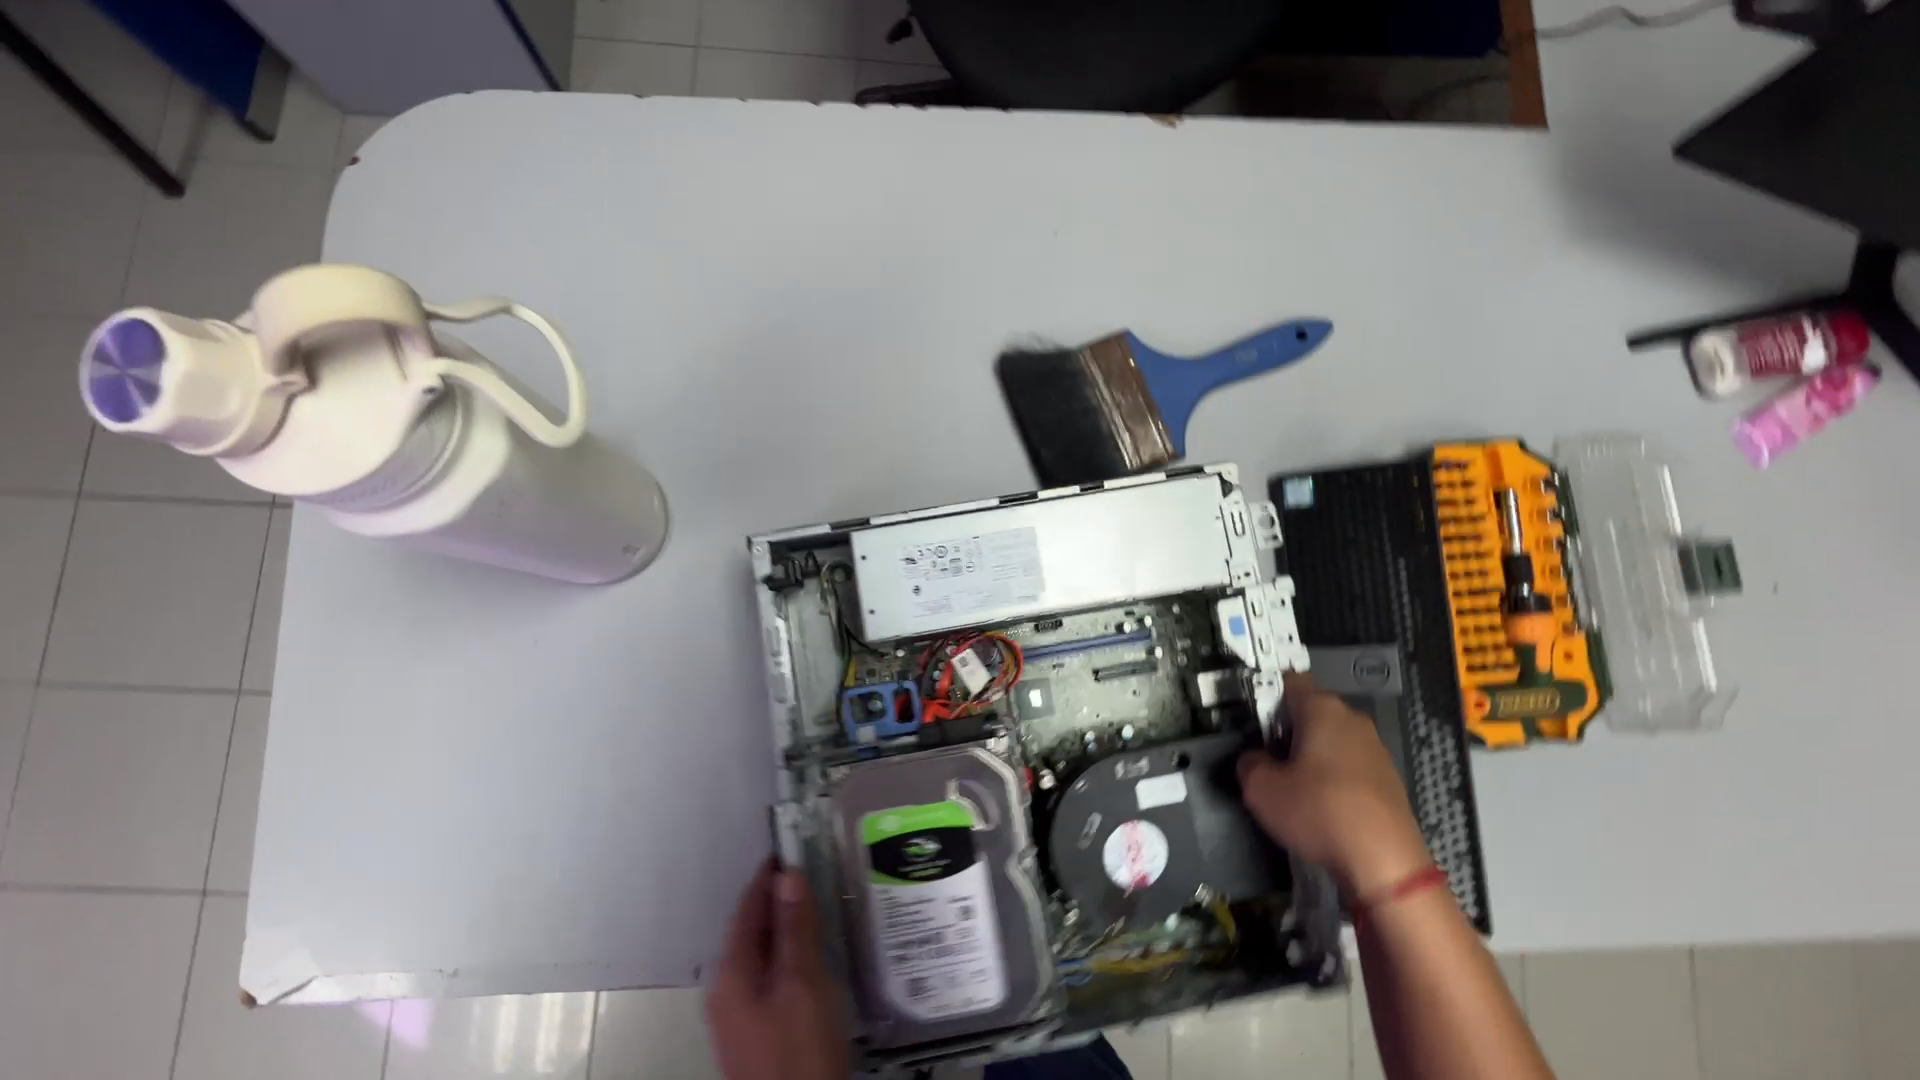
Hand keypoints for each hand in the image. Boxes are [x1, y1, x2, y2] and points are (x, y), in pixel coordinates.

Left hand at [705, 860, 848, 1079]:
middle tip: (812, 869)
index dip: (769, 877)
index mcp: (731, 974)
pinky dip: (788, 954)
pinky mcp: (757, 1032)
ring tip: (816, 903)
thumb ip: (794, 930)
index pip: (747, 909)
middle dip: (778, 900)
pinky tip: (812, 954)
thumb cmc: (797, 1051)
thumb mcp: (801, 985)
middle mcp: (727, 990)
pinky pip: (769, 976)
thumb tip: (787, 876)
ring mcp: (739, 1015)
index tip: (792, 845)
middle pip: (751, 931)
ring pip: (761, 954)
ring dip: (784, 927)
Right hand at [1238, 672, 1432, 900]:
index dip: (1268, 696)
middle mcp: (1353, 719)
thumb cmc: (1318, 810)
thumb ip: (1249, 763)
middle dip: (1290, 730)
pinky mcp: (1390, 778)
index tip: (1256, 723)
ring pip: (1332, 740)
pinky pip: (1351, 766)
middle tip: (1270, 760)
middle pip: (1312, 712)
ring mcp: (1376, 748)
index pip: (1291, 681)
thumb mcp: (1260, 789)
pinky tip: (1325, 807)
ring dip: (1313, 756)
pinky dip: (1335, 778)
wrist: (1385, 862)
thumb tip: (1257, 759)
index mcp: (1322, 709)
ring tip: (1296, 789)